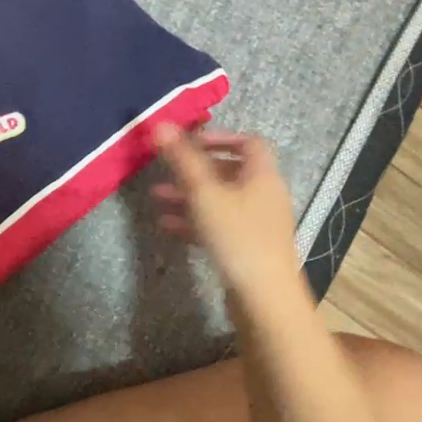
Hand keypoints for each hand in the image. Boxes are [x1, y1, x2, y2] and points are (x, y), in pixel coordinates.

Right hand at [149, 125, 299, 295]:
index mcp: (262, 176)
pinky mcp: (248, 246)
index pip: (249, 142)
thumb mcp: (204, 193)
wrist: (265, 297)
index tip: (191, 142)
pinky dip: (195, 219)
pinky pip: (219, 223)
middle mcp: (264, 195)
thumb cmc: (237, 236)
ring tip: (157, 197)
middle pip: (230, 170)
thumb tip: (160, 123)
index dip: (220, 136)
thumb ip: (182, 158)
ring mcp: (257, 222)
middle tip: (166, 169)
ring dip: (189, 195)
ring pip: (220, 198)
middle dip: (194, 168)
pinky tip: (168, 225)